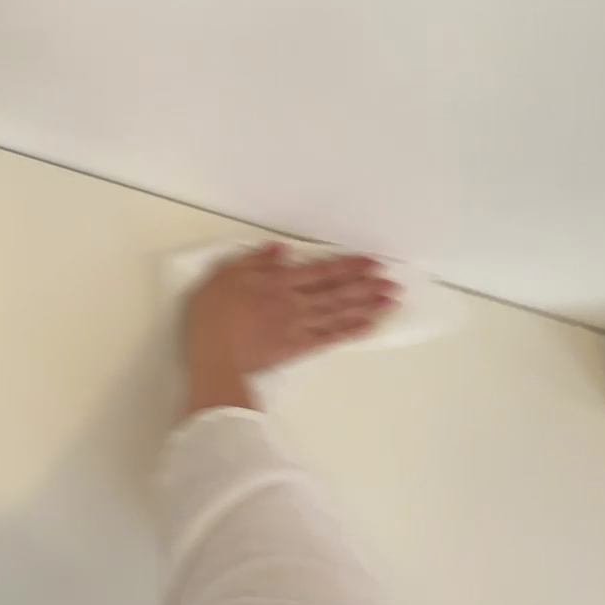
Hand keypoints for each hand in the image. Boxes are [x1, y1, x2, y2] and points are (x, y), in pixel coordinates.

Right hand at [182, 243, 397, 414]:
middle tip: (392, 280)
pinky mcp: (299, 347)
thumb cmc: (212, 313)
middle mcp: (295, 302)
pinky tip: (370, 326)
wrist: (215, 354)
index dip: (346, 266)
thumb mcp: (223, 276)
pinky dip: (352, 331)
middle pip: (336, 292)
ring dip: (367, 306)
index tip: (371, 262)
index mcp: (277, 283)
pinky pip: (331, 338)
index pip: (318, 271)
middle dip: (365, 285)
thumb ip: (254, 262)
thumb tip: (282, 249)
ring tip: (391, 300)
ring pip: (339, 313)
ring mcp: (300, 326)